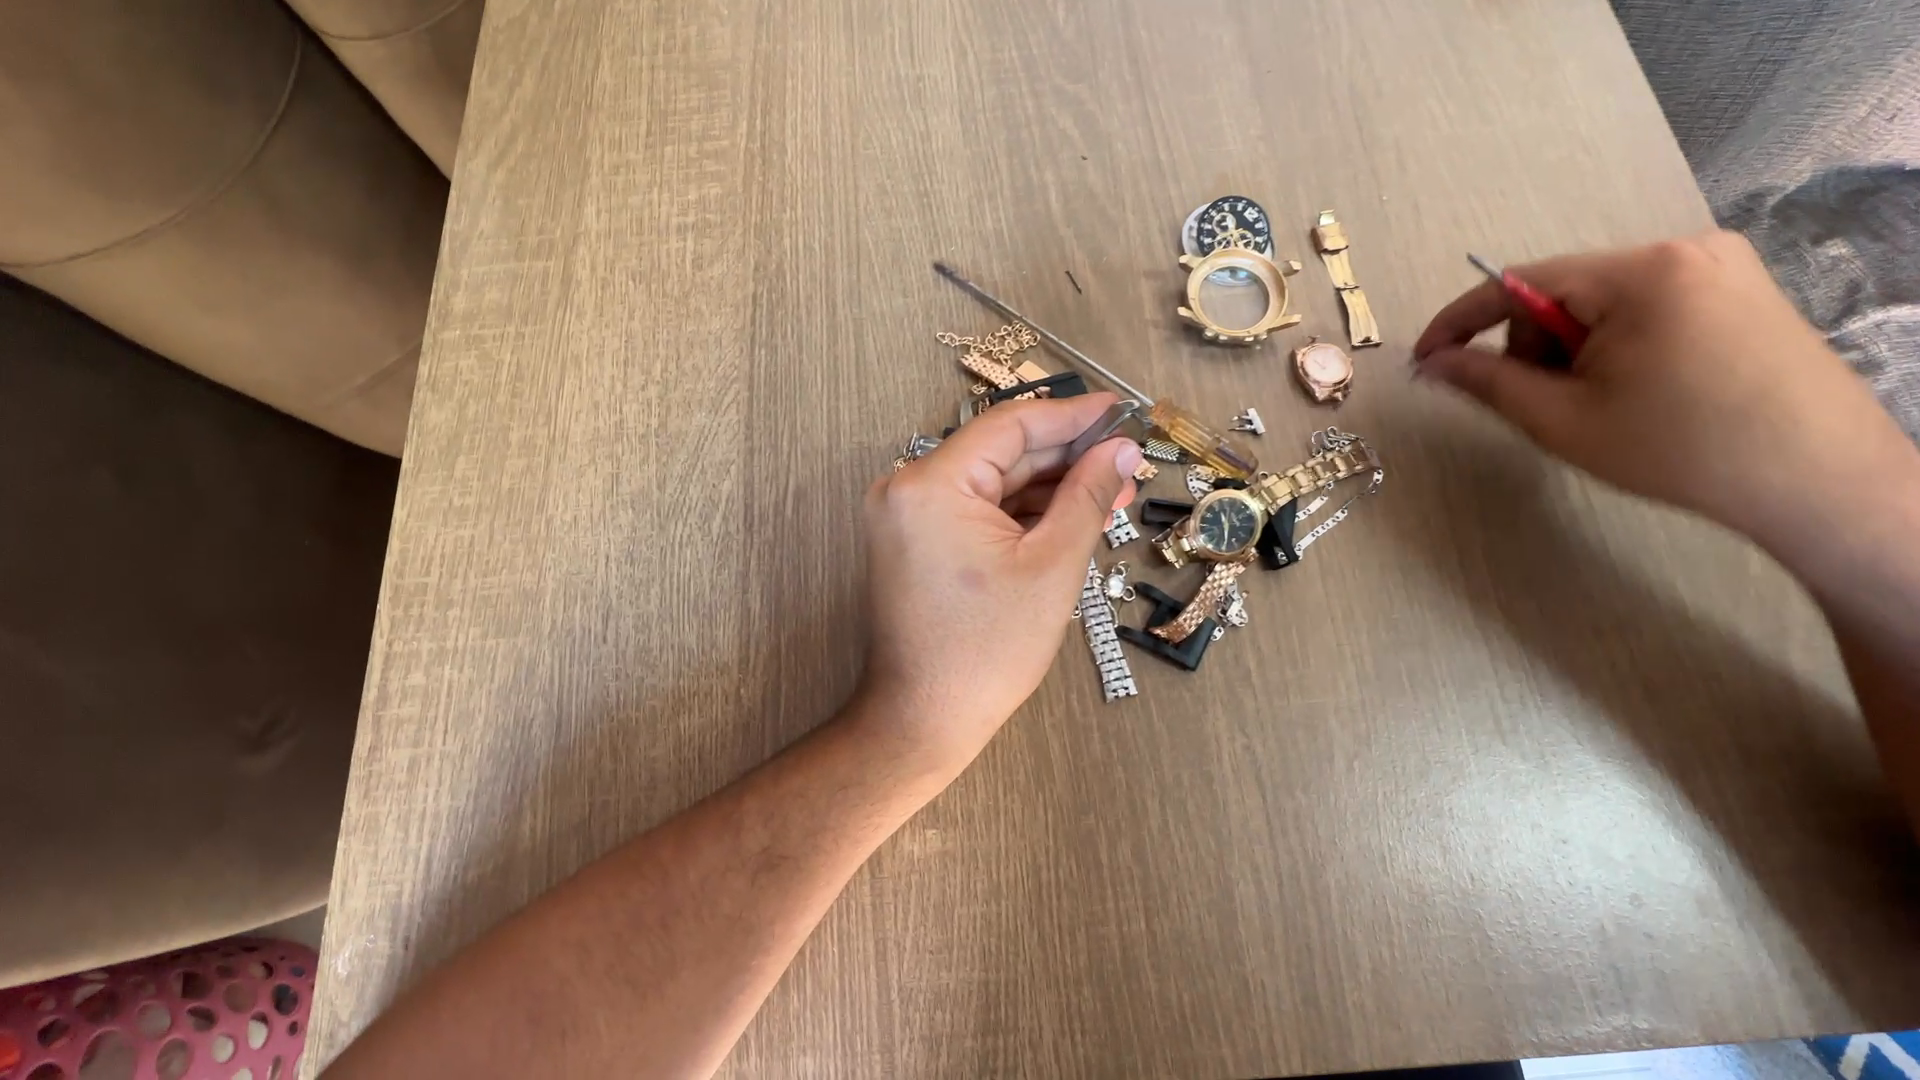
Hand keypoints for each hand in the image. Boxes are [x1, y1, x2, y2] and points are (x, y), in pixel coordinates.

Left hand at [854, 394, 1141, 769]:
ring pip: (992, 483)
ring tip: (1111, 493)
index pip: (1010, 426)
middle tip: (1126, 461)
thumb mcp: (1052, 566)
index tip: (1120, 411)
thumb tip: (1121, 449)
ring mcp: (906, 517)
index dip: (1071, 416)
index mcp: (930, 485)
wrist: (924, 719)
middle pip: (1000, 453)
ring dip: (1048, 488)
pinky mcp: (915, 542)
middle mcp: (907, 488)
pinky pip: (975, 511)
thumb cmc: (988, 650)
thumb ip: (1087, 496)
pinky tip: (1069, 517)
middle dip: (1066, 458)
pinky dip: (1020, 514)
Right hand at [1413, 230, 1913, 542]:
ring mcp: (1720, 267)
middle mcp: (1683, 251)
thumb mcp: (1561, 419)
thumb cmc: (1678, 449)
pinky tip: (1631, 389)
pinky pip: (1643, 307)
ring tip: (1594, 403)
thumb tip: (1433, 363)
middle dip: (1533, 346)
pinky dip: (1613, 345)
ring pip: (1600, 303)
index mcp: (1640, 273)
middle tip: (1540, 403)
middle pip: (1562, 292)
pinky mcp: (1741, 290)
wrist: (1819, 479)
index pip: (1518, 281)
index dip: (1458, 321)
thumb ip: (1486, 381)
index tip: (1423, 359)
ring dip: (1572, 349)